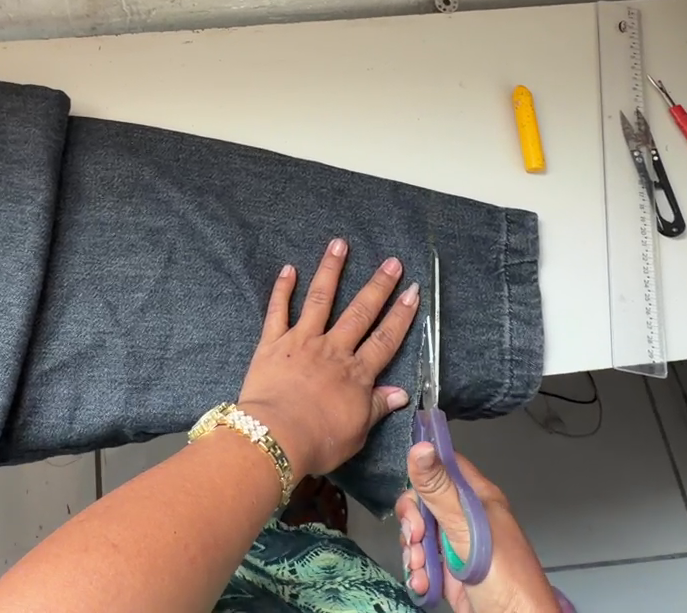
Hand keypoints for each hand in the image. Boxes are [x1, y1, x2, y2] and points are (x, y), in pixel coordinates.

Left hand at [236, 237, 419, 477]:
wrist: (277, 436)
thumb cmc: (319, 441)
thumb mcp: (357, 431)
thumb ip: (377, 407)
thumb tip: (402, 393)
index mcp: (356, 373)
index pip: (385, 339)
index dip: (401, 314)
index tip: (413, 290)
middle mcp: (333, 349)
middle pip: (360, 312)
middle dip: (378, 285)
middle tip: (391, 262)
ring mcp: (303, 340)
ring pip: (320, 298)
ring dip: (331, 269)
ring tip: (340, 244)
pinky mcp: (273, 341)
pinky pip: (278, 310)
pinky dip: (283, 288)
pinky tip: (288, 269)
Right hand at [396, 445, 561, 612]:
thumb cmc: (504, 579)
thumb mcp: (467, 530)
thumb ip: (439, 489)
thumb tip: (420, 446)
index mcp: (478, 498)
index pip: (444, 466)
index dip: (422, 473)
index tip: (412, 493)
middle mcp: (467, 517)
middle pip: (424, 501)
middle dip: (412, 521)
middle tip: (415, 538)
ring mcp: (458, 545)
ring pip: (419, 532)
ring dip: (412, 550)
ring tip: (419, 569)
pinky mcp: (450, 572)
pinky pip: (423, 559)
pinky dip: (418, 571)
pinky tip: (423, 584)